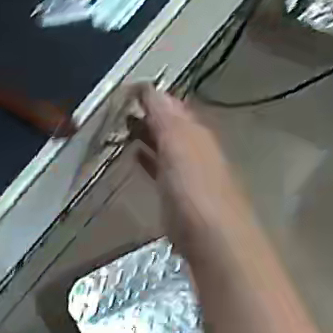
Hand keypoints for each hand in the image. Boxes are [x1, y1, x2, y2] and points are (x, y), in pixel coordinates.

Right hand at [129, 84, 262, 256]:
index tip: (123, 89)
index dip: (151, 95)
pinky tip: (136, 159)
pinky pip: (160, 170)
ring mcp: (189, 176)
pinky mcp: (180, 200)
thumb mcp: (179, 146)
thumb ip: (164, 117)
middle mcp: (196, 150)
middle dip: (148, 114)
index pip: (172, 105)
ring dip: (147, 136)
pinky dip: (148, 160)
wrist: (216, 245)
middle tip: (117, 108)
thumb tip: (151, 87)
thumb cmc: (195, 193)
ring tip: (121, 129)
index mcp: (196, 134)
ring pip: (165, 147)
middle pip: (170, 125)